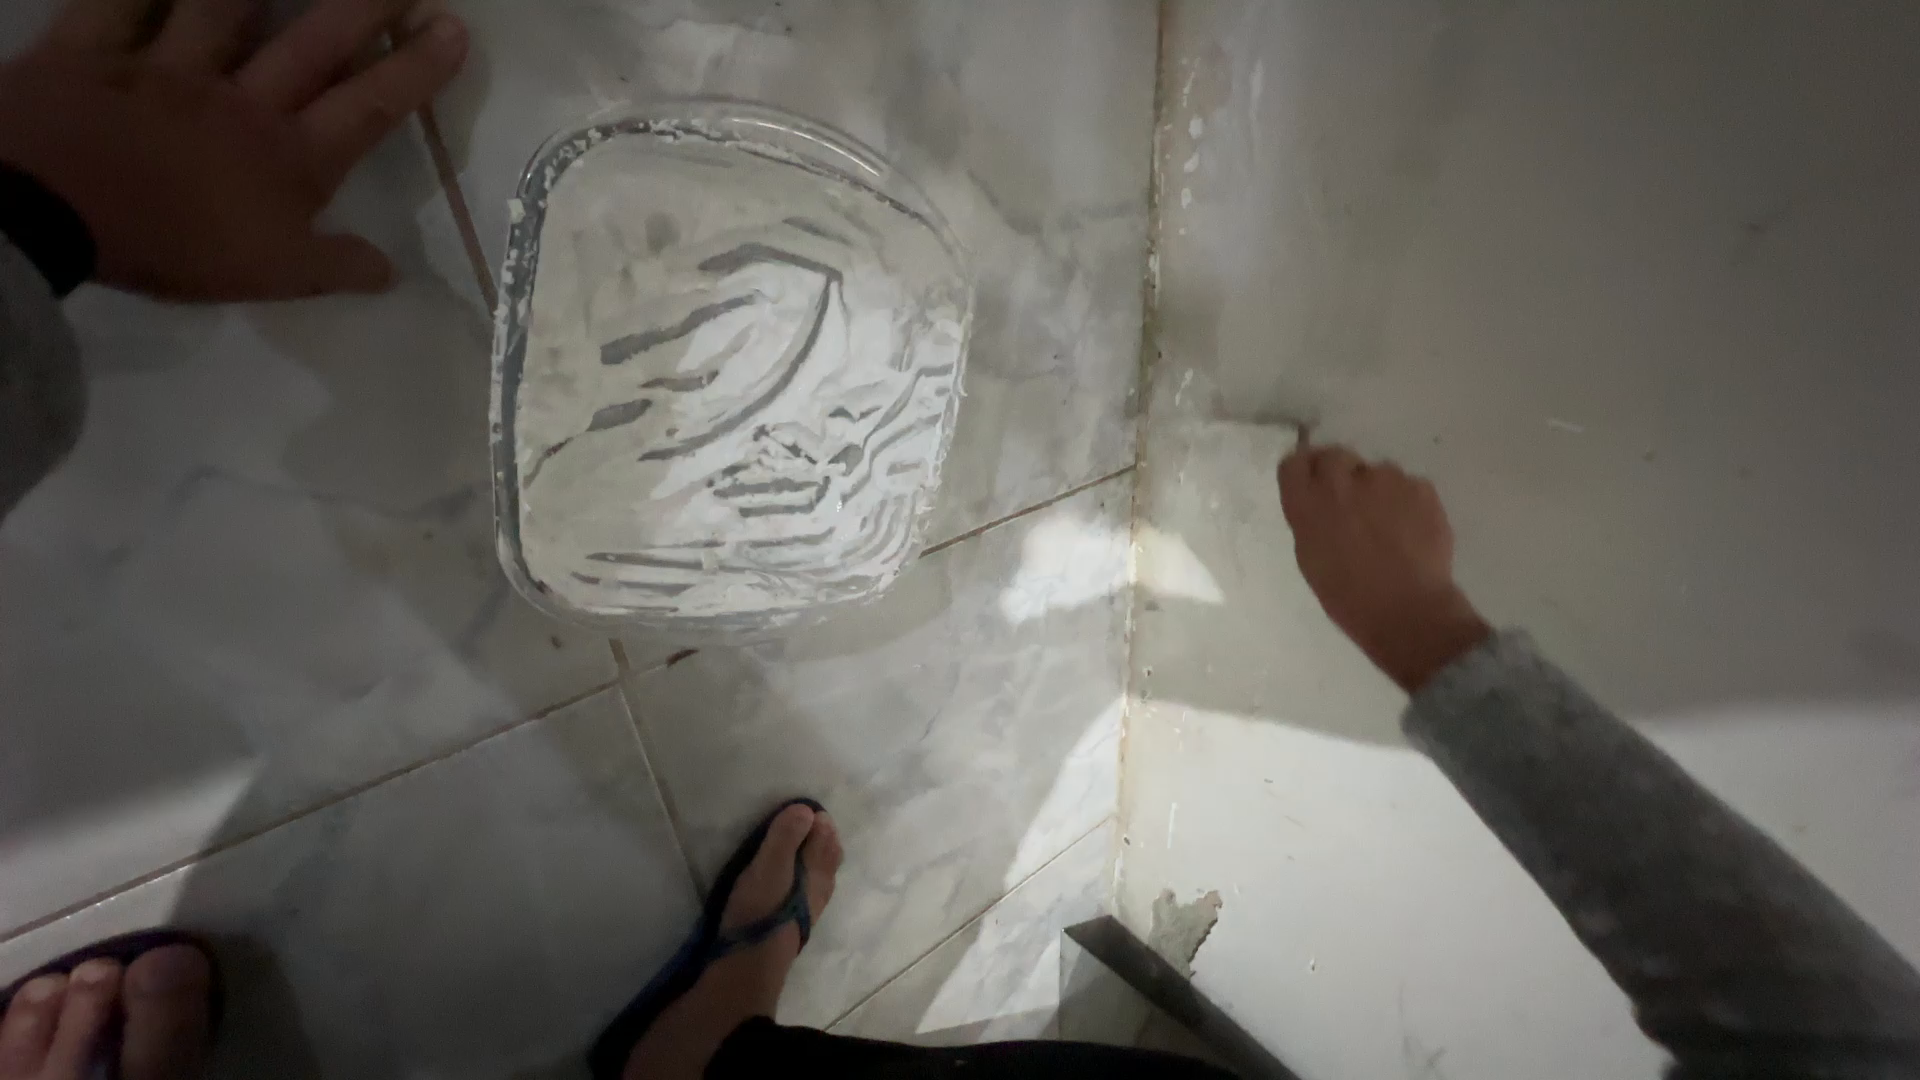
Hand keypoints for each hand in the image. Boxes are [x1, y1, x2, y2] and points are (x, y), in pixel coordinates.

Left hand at [0, 0, 467, 300]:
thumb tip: (392, 269)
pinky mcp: (89, 52)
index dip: (416, 68)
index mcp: (295, 156)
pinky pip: (117, 2)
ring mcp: (165, 68)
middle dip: (363, 8)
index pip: (372, 106)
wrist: (41, 212)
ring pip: (220, 8)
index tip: (452, 31)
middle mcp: (243, 101)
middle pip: (313, 44)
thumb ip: (342, 267)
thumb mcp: (282, 276)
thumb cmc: (180, 246)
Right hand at [1279, 438, 1491, 692]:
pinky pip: (1407, 485)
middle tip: (1348, 502)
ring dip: (1375, 488)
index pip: (1294, 463)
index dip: (1303, 472)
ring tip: (1385, 522)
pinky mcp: (1421, 488)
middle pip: (1334, 455)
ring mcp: (1385, 480)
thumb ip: (1310, 518)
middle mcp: (1341, 481)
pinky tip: (1408, 528)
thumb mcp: (1309, 554)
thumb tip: (1319, 502)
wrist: (1406, 610)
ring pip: (1375, 471)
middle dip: (1338, 472)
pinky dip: (1405, 500)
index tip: (1310, 485)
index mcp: (1305, 503)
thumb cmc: (1345, 594)